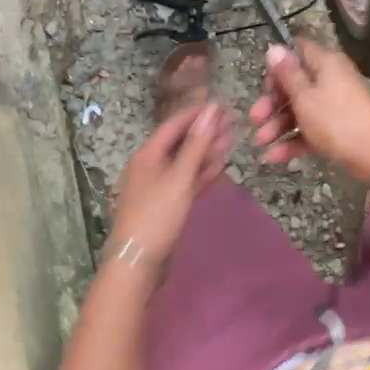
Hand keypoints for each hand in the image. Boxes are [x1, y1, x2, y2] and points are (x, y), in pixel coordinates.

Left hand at [109, 103, 232, 265]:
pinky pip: (185, 181)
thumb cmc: (157, 216)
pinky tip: (218, 167)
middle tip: (232, 123)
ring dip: (206, 151)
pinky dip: (200, 173)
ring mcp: (157, 186)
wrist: (137, 264)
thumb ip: (196, 144)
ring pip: (184, 162)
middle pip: (180, 141)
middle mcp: (150, 165)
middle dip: (205, 131)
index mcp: (148, 154)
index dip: (198, 113)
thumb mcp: (179, 177)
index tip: (222, 105)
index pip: (175, 124)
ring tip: (230, 141)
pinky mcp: (165, 204)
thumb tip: (212, 110)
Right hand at [248, 39, 369, 179]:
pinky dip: (294, 139)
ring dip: (278, 124)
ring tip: (261, 143)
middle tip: (255, 119)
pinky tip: (274, 157)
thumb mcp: (305, 97)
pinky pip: (311, 127)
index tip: (264, 83)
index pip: (298, 50)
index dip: (278, 64)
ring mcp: (334, 103)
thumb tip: (274, 47)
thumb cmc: (336, 121)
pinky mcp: (336, 126)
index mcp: (325, 63)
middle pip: (295, 83)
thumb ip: (287, 74)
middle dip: (272, 102)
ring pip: (300, 108)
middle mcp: (330, 78)